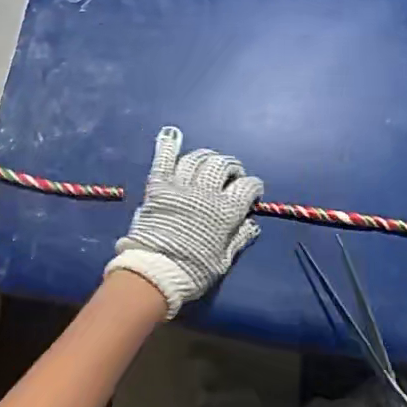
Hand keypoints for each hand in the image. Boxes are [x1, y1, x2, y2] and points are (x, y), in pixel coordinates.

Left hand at [105, 126, 263, 317]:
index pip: (247, 187)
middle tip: (229, 175)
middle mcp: (205, 193)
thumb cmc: (192, 271)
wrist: (155, 272)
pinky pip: (163, 160)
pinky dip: (167, 144)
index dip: (252, 187)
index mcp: (226, 211)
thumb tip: (252, 224)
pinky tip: (171, 133)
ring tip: (209, 162)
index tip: (250, 192)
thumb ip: (239, 238)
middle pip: (222, 166)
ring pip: (197, 159)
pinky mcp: (158, 187)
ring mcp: (180, 187)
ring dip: (206, 157)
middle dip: (231, 167)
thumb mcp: (223, 260)